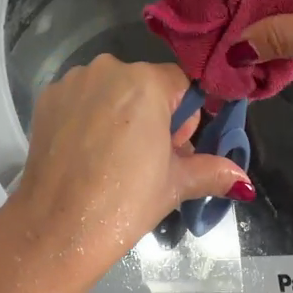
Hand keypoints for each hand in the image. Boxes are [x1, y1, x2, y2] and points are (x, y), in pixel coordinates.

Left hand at [9, 56, 249, 267]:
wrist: (57, 224)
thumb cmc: (124, 200)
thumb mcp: (174, 184)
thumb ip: (211, 170)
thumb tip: (243, 179)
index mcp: (146, 82)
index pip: (181, 83)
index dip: (184, 116)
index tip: (175, 148)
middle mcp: (108, 68)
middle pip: (144, 84)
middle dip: (151, 115)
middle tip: (145, 159)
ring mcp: (75, 79)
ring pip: (110, 88)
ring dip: (118, 113)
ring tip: (112, 158)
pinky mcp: (49, 95)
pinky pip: (80, 97)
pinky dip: (86, 116)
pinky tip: (84, 150)